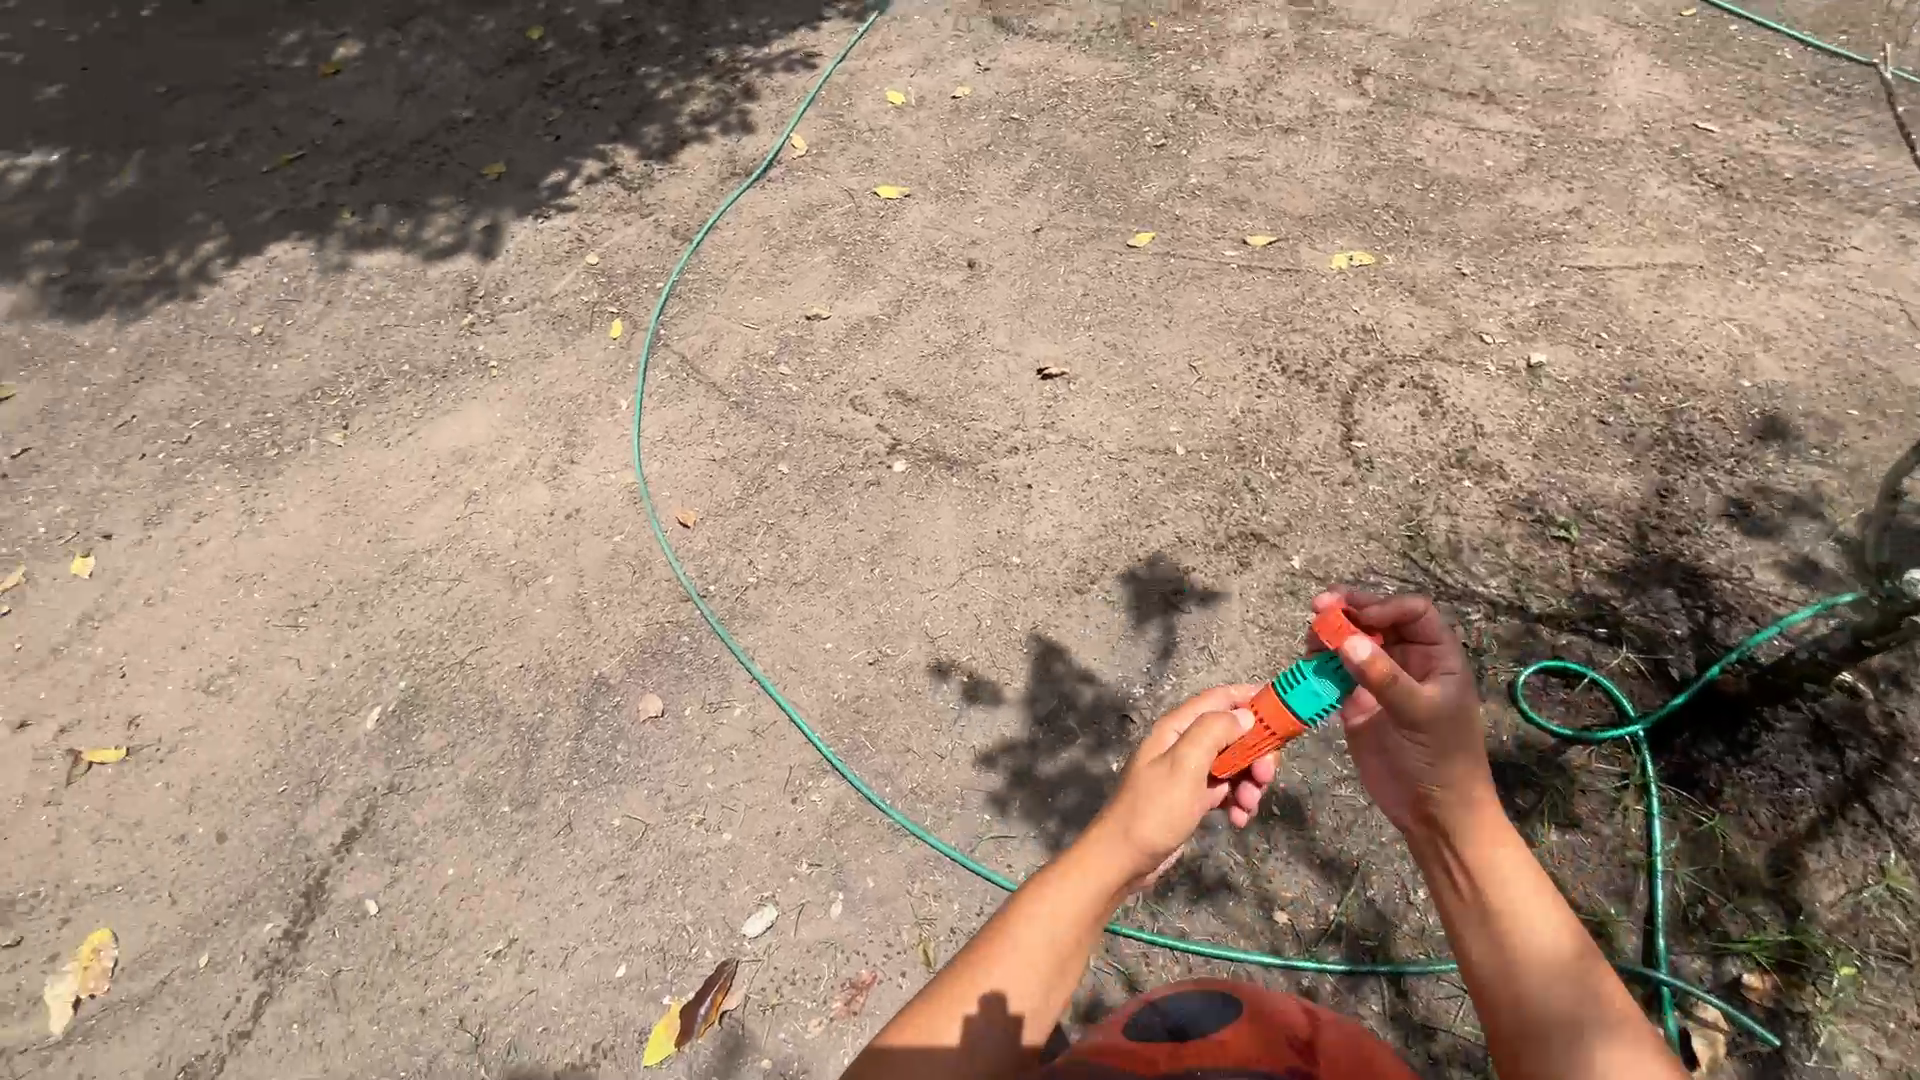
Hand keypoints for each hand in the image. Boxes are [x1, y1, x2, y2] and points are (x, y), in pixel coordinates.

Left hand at [1080, 684, 1276, 890]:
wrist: (1125, 858)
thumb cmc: (1153, 809)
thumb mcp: (1184, 765)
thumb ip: (1212, 733)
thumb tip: (1243, 714)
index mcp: (1176, 729)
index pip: (1217, 699)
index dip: (1248, 698)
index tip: (1281, 708)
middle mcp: (1182, 745)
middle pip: (1232, 735)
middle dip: (1256, 753)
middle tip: (1265, 777)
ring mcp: (1188, 773)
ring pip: (1233, 765)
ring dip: (1249, 783)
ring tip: (1248, 806)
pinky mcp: (1192, 798)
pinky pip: (1225, 791)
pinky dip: (1237, 802)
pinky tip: (1238, 821)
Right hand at [1313, 588, 1494, 837]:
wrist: (1432, 812)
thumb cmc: (1441, 760)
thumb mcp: (1419, 714)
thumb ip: (1384, 677)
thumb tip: (1348, 641)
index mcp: (1437, 658)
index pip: (1413, 612)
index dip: (1385, 606)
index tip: (1358, 618)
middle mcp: (1408, 662)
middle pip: (1377, 621)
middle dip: (1349, 611)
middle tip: (1318, 606)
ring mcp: (1379, 681)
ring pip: (1351, 643)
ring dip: (1329, 635)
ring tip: (1310, 638)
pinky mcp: (1355, 701)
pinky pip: (1334, 672)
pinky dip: (1319, 663)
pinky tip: (1307, 661)